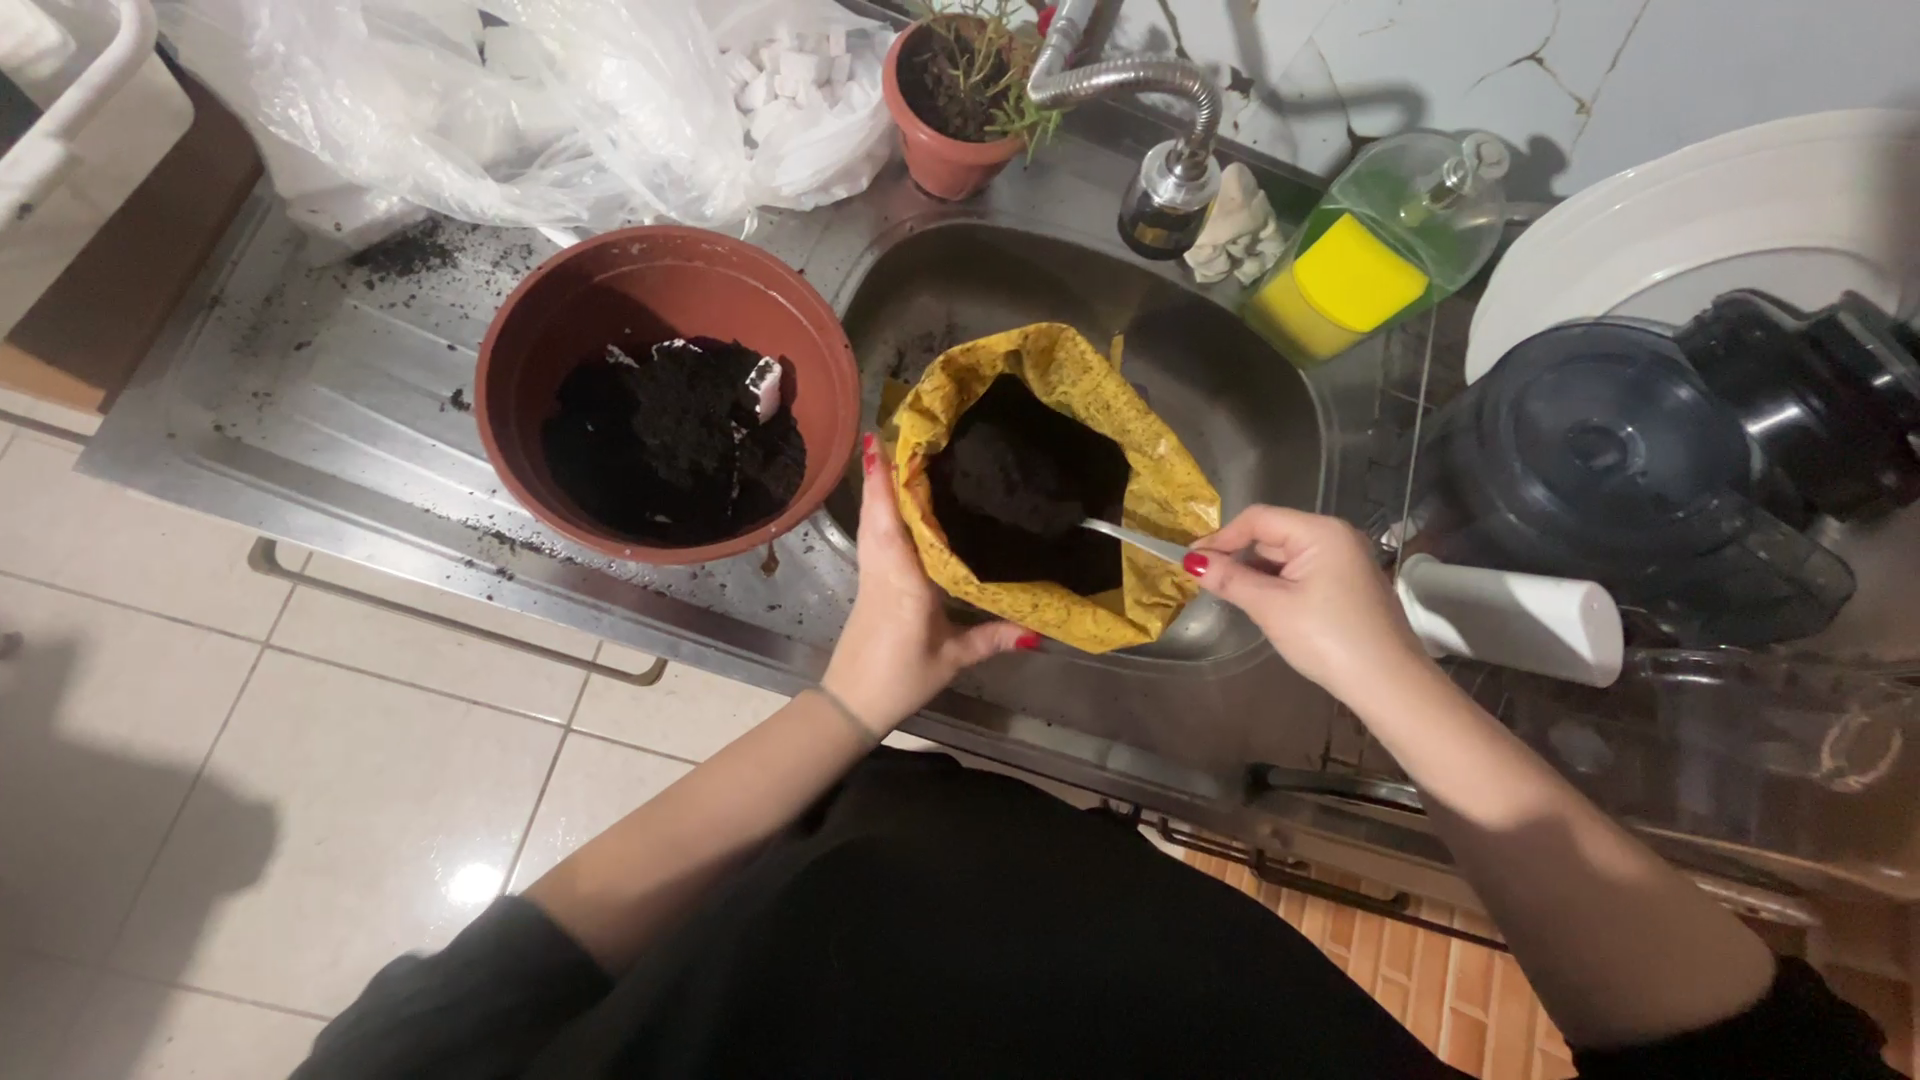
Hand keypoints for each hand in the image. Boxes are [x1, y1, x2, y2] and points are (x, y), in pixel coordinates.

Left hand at [821, 434, 1037, 731]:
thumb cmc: (900, 679)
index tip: (891, 442)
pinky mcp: (867, 582)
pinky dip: (876, 508)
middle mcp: (883, 568)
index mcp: (904, 581)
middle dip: (883, 470)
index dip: (890, 482)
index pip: (896, 522)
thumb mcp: (952, 659)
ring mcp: (870, 573)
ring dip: (877, 485)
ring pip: (870, 520)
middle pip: (877, 511)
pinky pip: (871, 535)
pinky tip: (888, 497)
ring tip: (892, 451)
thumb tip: (1040, 632)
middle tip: (898, 430)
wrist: (850, 704)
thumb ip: (992, 638)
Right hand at [1183, 505, 1431, 699]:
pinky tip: (1260, 604)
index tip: (1191, 560)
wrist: (1389, 684)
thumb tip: (1191, 561)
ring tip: (1227, 593)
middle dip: (1237, 555)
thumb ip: (1229, 579)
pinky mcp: (1346, 585)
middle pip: (1271, 534)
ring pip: (1284, 556)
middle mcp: (1335, 537)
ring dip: (1255, 572)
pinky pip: (1300, 572)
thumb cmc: (1327, 638)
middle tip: (1205, 579)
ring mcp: (1344, 561)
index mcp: (1320, 532)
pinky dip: (1275, 584)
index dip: (1221, 537)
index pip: (1258, 519)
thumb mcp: (1271, 607)